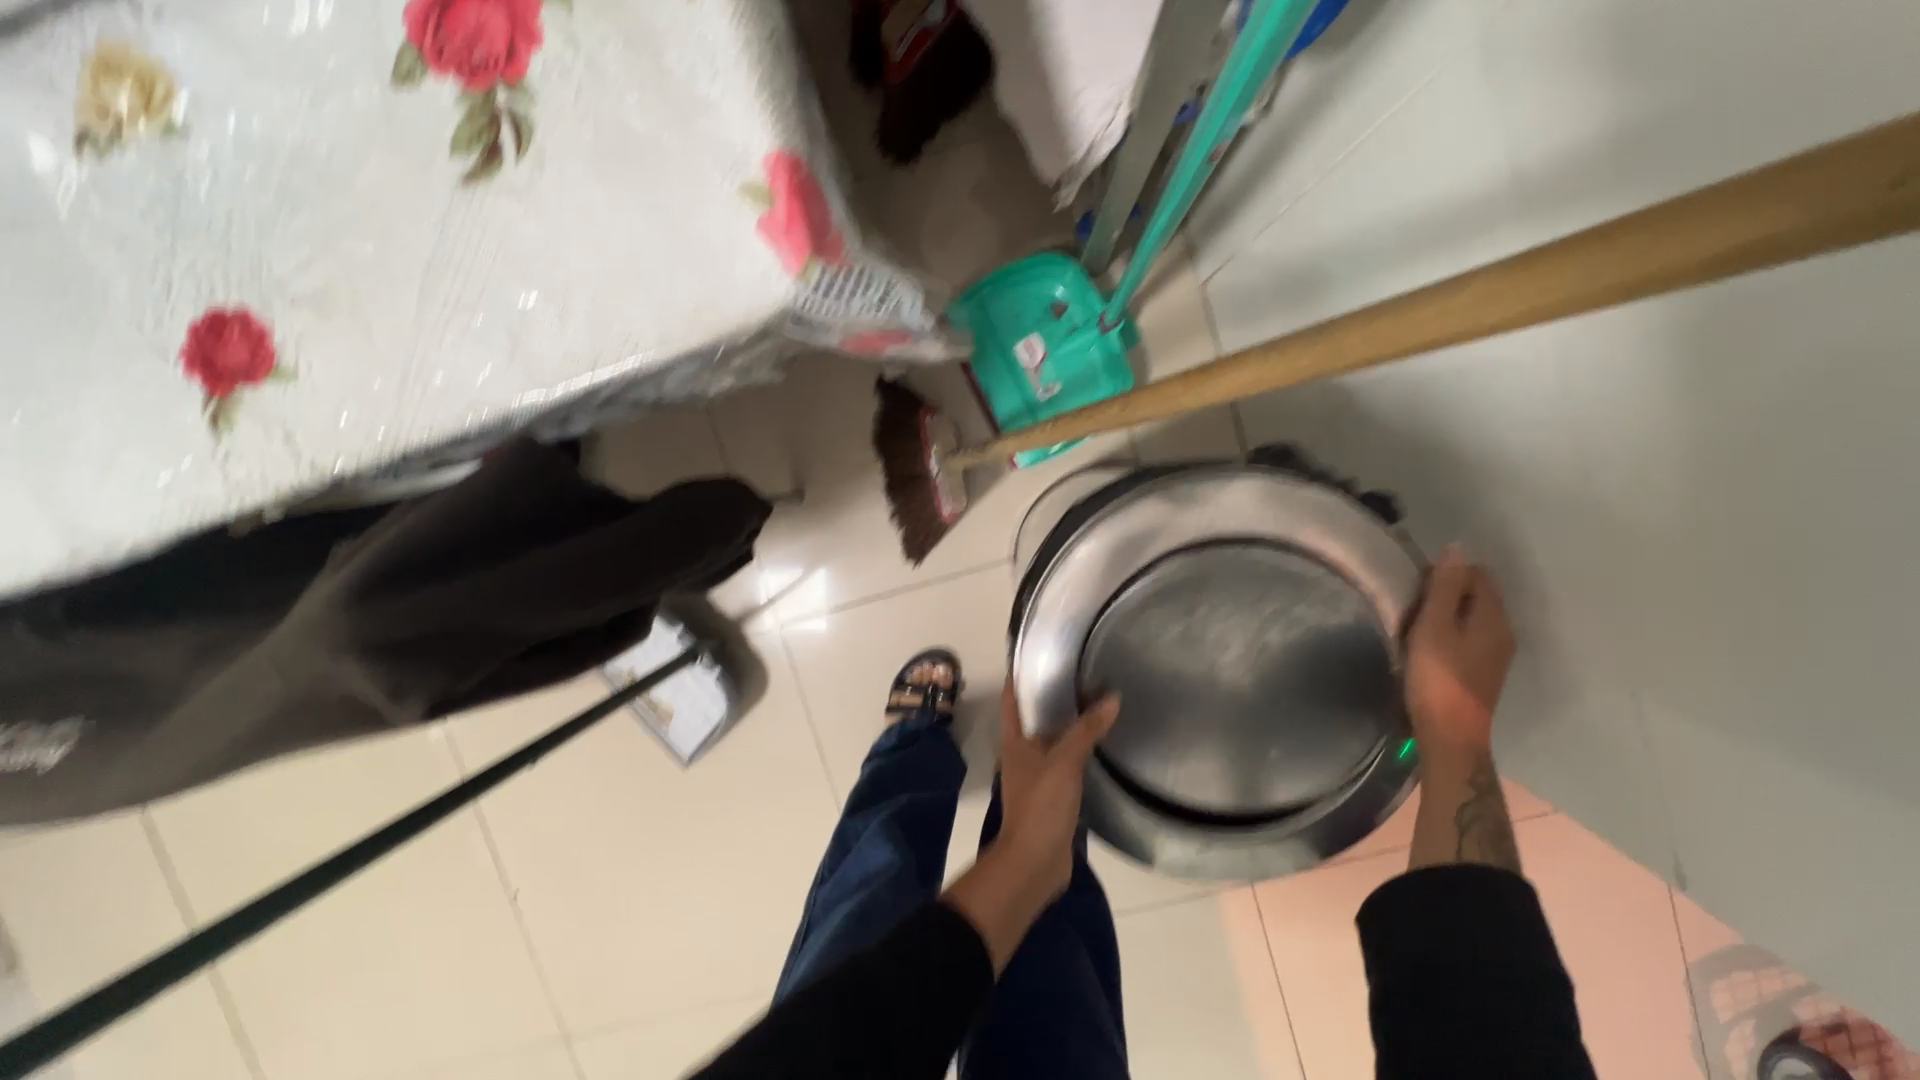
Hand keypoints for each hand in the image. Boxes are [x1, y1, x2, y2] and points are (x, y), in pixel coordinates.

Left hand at [943, 683, 1118, 972]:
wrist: (1035, 862)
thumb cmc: (1041, 805)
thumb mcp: (1064, 762)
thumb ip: (1086, 730)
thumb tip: (1112, 698)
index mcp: (1014, 741)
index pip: (1012, 698)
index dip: (1020, 674)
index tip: (1039, 652)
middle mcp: (1023, 754)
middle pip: (1036, 717)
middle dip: (1054, 696)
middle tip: (1083, 671)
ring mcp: (1037, 776)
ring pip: (1053, 740)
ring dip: (1070, 724)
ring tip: (1097, 701)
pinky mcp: (1054, 796)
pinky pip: (1067, 764)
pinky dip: (1081, 751)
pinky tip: (1101, 744)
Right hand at [1404, 546, 1514, 752]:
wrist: (1451, 734)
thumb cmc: (1438, 677)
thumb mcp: (1434, 626)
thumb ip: (1445, 587)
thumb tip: (1456, 548)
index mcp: (1494, 616)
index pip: (1476, 573)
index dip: (1444, 573)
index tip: (1415, 589)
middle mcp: (1503, 630)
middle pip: (1476, 594)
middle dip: (1444, 593)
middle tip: (1412, 609)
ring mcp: (1496, 652)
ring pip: (1470, 616)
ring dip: (1444, 615)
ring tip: (1415, 629)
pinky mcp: (1484, 670)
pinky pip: (1468, 636)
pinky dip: (1449, 634)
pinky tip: (1428, 650)